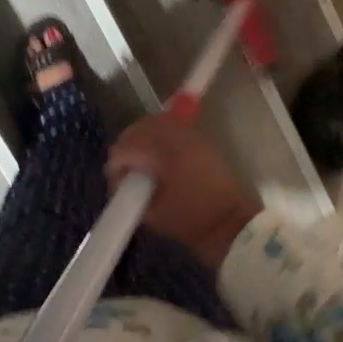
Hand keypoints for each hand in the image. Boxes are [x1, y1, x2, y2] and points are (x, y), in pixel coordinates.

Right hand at [106, 113, 262, 270]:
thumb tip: (118, 176)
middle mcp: (179, 138)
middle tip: (123, 163)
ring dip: (142, 133)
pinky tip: (155, 150)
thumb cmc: (190, 221)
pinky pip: (173, 124)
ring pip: (157, 119)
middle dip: (127, 142)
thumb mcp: (151, 214)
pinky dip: (159, 131)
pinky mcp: (201, 137)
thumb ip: (128, 191)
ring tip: (137, 154)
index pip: (129, 147)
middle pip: (142, 126)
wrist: (229, 222)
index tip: (113, 175)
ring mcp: (192, 135)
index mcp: (166, 156)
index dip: (117, 161)